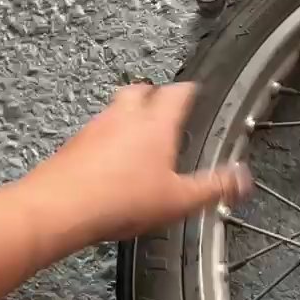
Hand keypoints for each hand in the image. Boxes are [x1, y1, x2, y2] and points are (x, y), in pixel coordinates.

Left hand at [11, 82, 250, 252]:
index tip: (196, 92)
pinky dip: (107, 138)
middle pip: (142, 89)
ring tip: (139, 133)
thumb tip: (242, 179)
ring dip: (128, 114)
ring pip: (116, 107)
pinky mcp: (73, 145)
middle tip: (164, 106)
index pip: (179, 92)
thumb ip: (214, 187)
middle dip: (155, 94)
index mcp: (156, 124)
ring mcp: (96, 128)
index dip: (191, 90)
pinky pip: (95, 130)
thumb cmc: (118, 200)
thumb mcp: (179, 200)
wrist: (58, 210)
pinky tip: (110, 160)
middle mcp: (125, 117)